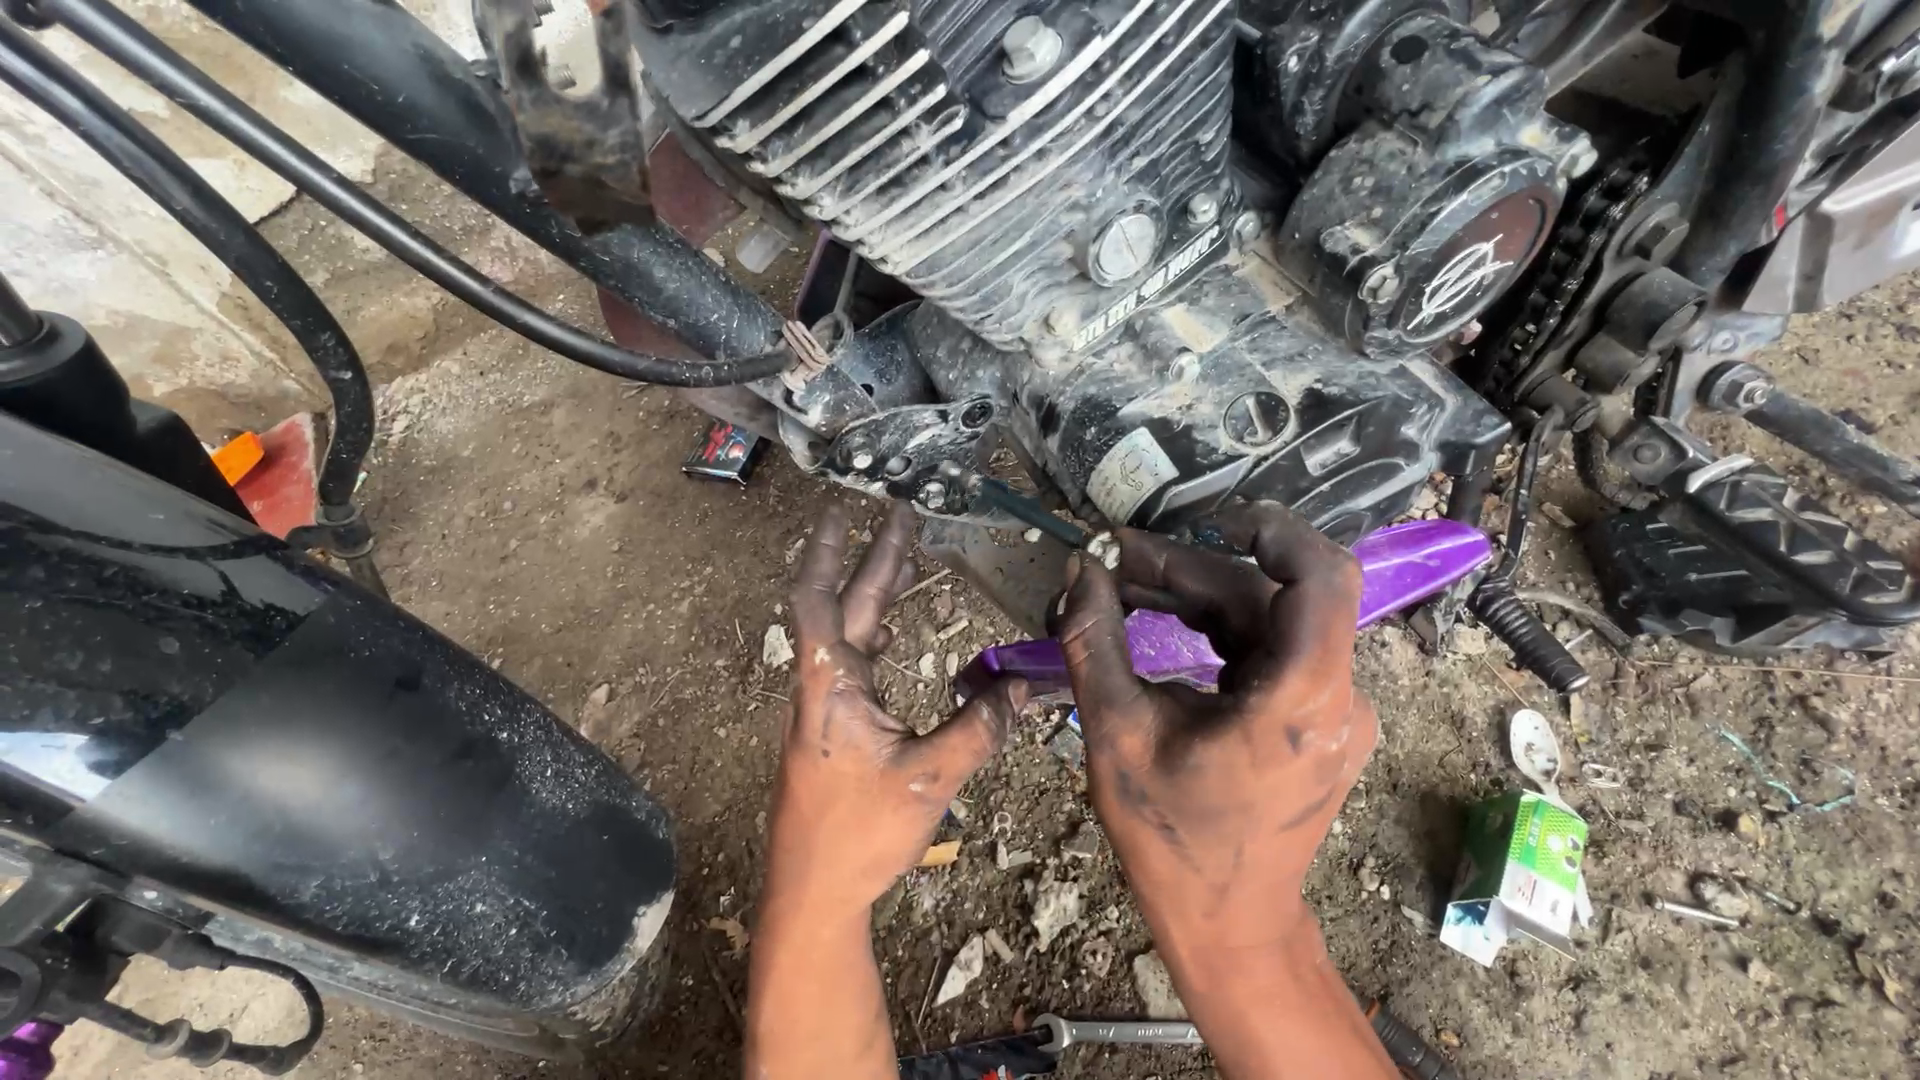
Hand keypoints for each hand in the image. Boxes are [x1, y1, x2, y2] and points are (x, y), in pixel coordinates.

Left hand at [761, 501, 1027, 918]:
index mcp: (830, 684)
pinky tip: (893, 640)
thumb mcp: (929, 778)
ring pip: (848, 635)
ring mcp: (823, 709)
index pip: (821, 598)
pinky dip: (874, 639)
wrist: (811, 891)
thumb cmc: (859, 834)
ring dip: (873, 596)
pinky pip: (853, 666)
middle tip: (902, 520)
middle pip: (845, 606)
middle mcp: (820, 687)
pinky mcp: (831, 730)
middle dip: (874, 562)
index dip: (829, 551)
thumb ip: (979, 728)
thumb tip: (1024, 688)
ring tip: (905, 564)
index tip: (843, 512)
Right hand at [1057, 501, 1376, 948]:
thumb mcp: (1117, 736)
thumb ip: (1095, 643)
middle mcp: (1334, 697)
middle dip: (1186, 571)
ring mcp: (1330, 710)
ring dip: (1192, 597)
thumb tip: (1082, 571)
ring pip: (1264, 619)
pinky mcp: (1312, 719)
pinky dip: (1212, 630)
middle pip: (1268, 596)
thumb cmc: (1173, 841)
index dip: (1275, 531)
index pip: (1323, 580)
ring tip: (1118, 586)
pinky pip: (1264, 650)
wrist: (1228, 921)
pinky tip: (1156, 620)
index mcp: (1301, 701)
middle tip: (1109, 561)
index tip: (1208, 520)